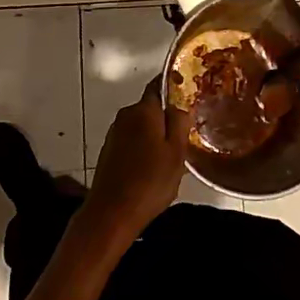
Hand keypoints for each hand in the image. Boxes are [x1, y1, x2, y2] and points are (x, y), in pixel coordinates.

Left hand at [84, 79, 188, 233]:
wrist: (111, 214)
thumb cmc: (150, 181)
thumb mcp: (176, 152)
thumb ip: (180, 122)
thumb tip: (181, 105)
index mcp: (143, 110)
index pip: (159, 84)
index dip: (175, 85)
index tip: (190, 94)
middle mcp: (126, 115)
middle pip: (151, 107)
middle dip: (167, 116)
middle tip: (186, 136)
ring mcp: (114, 133)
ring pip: (142, 125)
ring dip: (156, 134)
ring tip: (171, 157)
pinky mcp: (109, 151)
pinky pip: (132, 139)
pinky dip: (144, 147)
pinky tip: (152, 168)